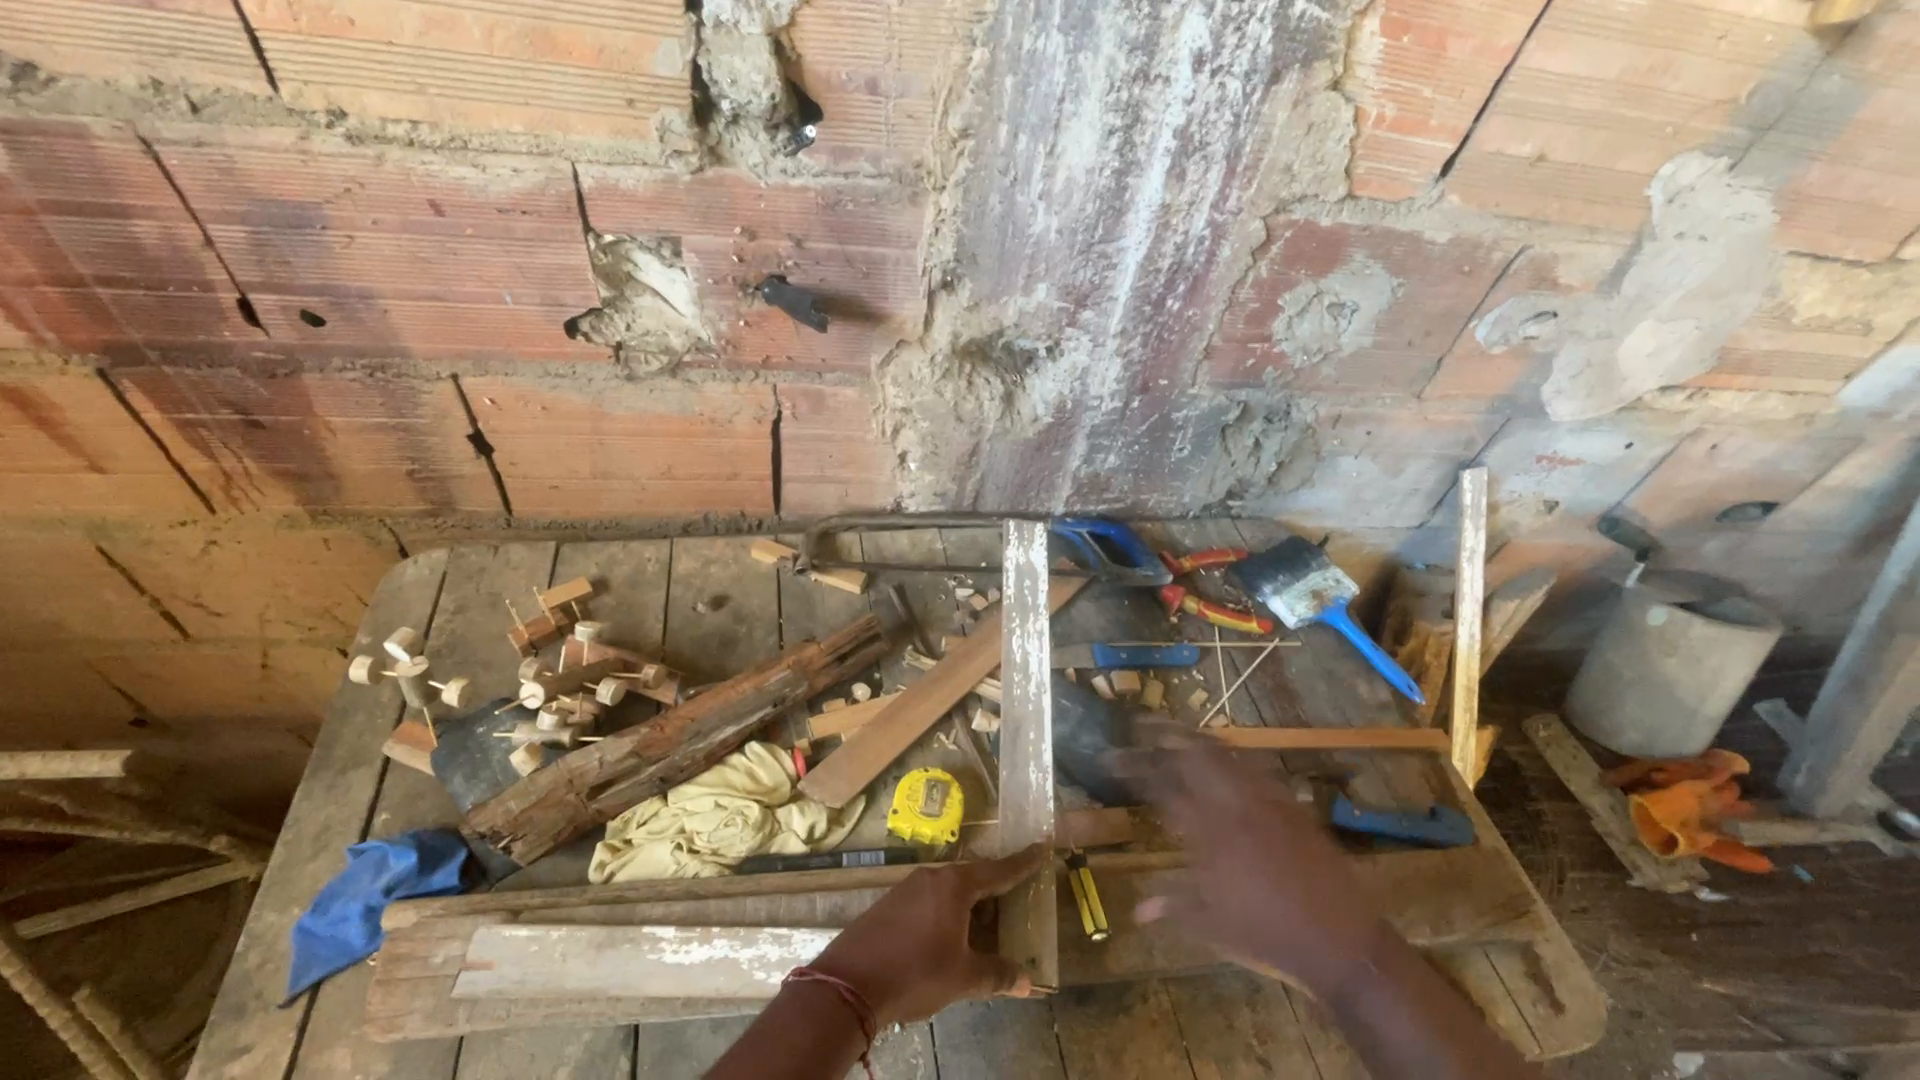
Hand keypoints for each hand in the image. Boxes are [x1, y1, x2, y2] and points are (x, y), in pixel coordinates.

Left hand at [807, 844, 1047, 1025]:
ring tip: (985, 931)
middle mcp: (931, 877)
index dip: (1023, 862)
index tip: (1041, 845)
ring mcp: (905, 890)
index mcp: (954, 885)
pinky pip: (928, 903)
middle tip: (1016, 903)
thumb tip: (1027, 980)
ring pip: (948, 893)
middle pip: (973, 880)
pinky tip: (948, 941)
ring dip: (969, 909)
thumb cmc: (915, 973)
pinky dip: (946, 916)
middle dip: (995, 893)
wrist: (848, 984)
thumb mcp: (963, 977)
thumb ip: (997, 974)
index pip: (998, 870)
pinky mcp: (888, 906)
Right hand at [1132, 732, 1387, 995]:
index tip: (1113, 757)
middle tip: (1143, 724)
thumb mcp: (1212, 926)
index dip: (1134, 767)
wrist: (1339, 941)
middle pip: (1193, 756)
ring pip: (1227, 755)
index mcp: (1207, 833)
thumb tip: (1139, 910)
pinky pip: (1259, 767)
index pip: (1161, 787)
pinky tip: (1230, 754)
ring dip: (1199, 739)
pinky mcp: (1293, 806)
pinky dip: (1237, 755)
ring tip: (1179, 729)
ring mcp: (1267, 802)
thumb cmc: (1267, 936)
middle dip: (1164, 735)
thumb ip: (1173, 906)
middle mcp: (1234, 807)